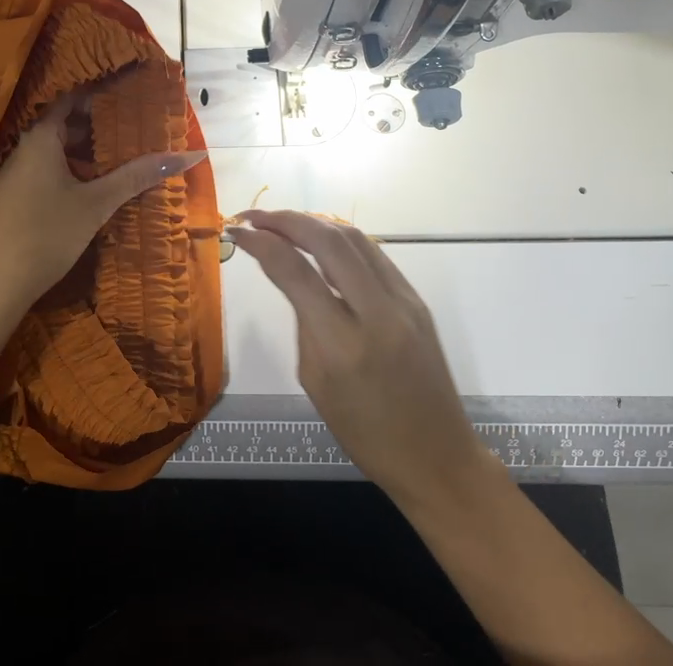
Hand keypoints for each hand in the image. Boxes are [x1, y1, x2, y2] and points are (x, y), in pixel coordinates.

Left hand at [0, 94, 204, 321]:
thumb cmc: (46, 235)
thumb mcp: (96, 205)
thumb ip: (136, 177)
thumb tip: (189, 155)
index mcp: (40, 140)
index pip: (69, 101)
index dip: (96, 96)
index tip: (124, 97)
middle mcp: (19, 152)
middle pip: (58, 129)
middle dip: (92, 130)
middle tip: (127, 135)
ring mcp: (6, 180)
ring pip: (47, 157)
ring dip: (77, 158)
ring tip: (111, 167)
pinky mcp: (1, 206)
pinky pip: (35, 178)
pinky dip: (59, 178)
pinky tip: (78, 200)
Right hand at [227, 210, 484, 501]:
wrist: (436, 456)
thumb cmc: (364, 433)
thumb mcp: (315, 382)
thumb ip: (304, 323)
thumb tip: (293, 278)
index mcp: (343, 344)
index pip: (294, 272)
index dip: (261, 243)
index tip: (236, 230)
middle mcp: (377, 312)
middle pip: (328, 241)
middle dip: (287, 220)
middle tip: (254, 216)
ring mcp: (404, 302)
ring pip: (355, 239)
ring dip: (314, 223)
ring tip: (282, 223)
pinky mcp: (417, 300)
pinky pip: (374, 255)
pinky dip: (341, 240)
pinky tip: (320, 242)